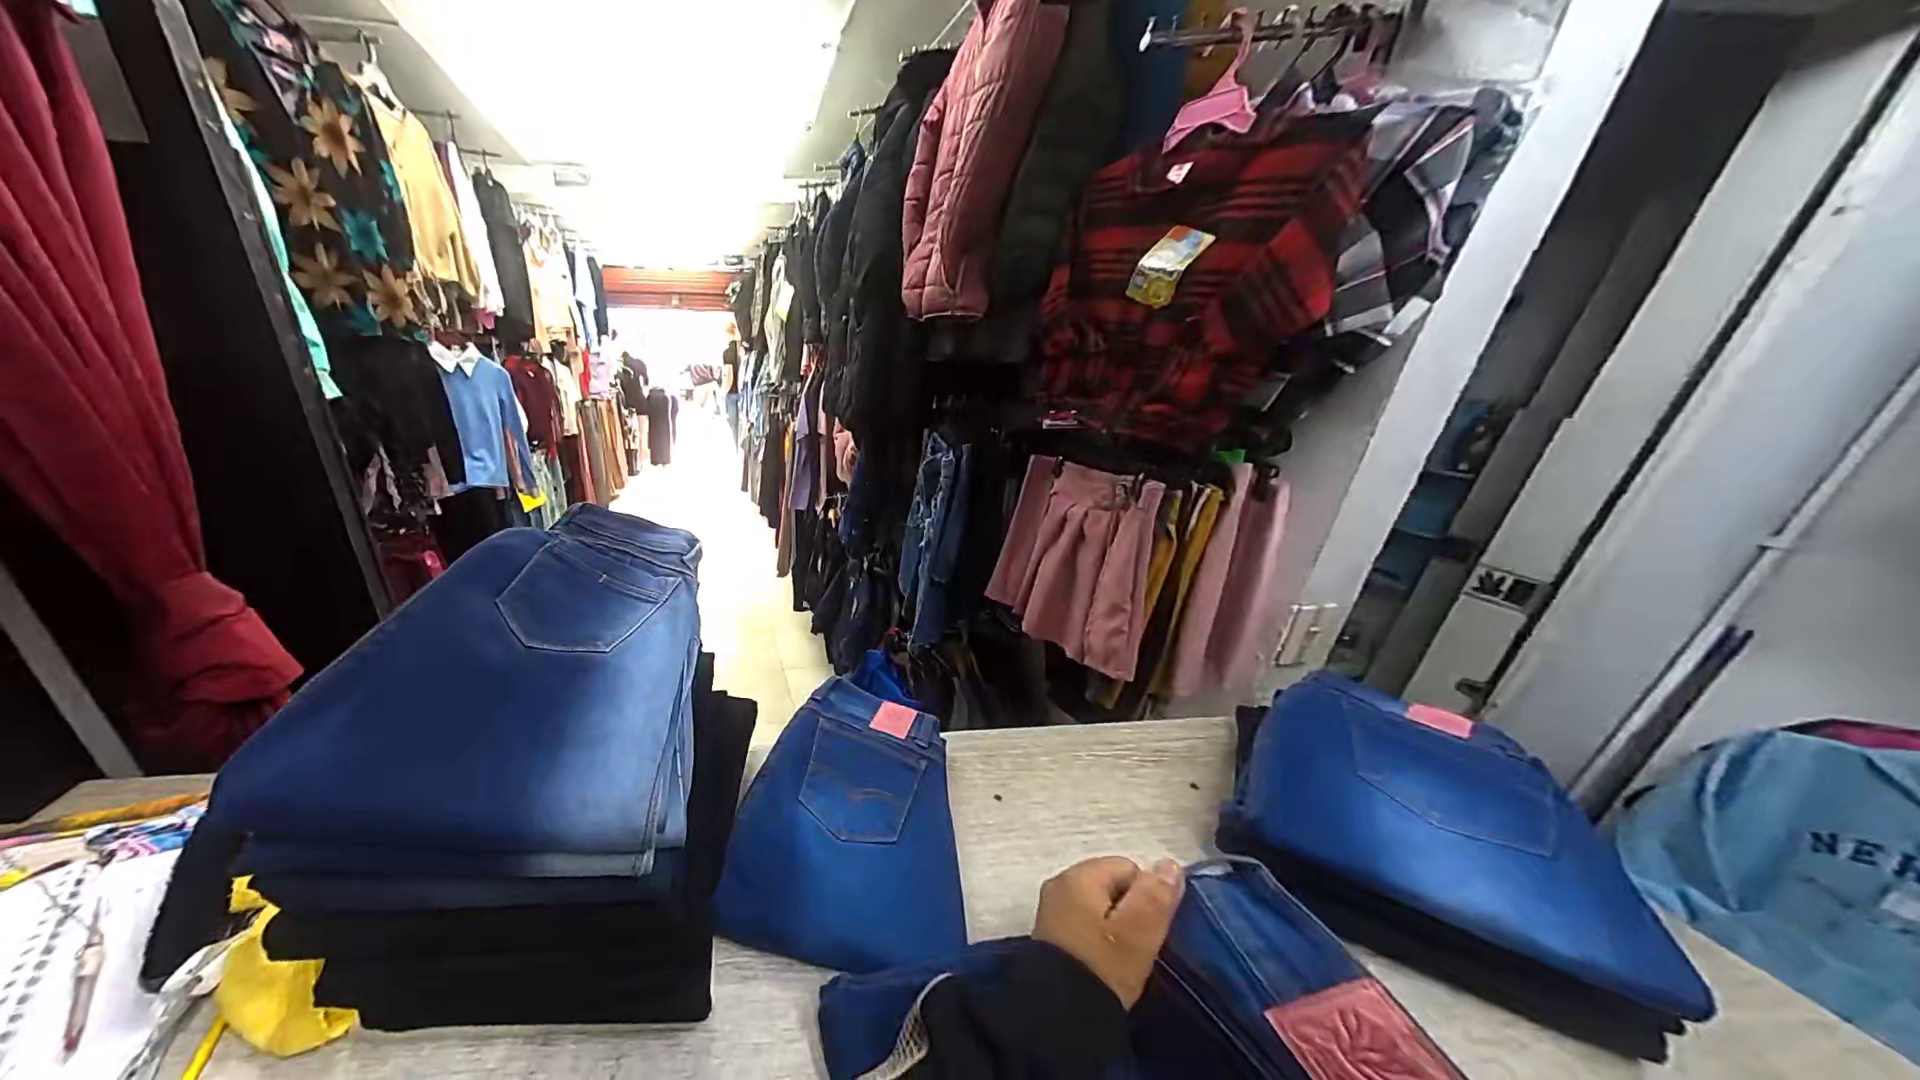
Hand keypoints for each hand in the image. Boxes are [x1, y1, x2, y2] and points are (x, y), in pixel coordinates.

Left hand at [1032, 856, 1185, 1008]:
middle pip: (1111, 885)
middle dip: (1129, 912)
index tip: (1148, 931)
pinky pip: (1083, 924)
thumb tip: (1169, 863)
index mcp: (1078, 875)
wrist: (1058, 1018)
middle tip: (1136, 947)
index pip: (1129, 867)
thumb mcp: (1138, 932)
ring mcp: (1051, 909)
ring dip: (1113, 928)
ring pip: (1098, 907)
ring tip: (1120, 960)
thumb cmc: (1102, 968)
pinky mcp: (1049, 936)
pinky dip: (1097, 939)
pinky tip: (1102, 965)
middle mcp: (1060, 883)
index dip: (1146, 898)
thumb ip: (1155, 895)